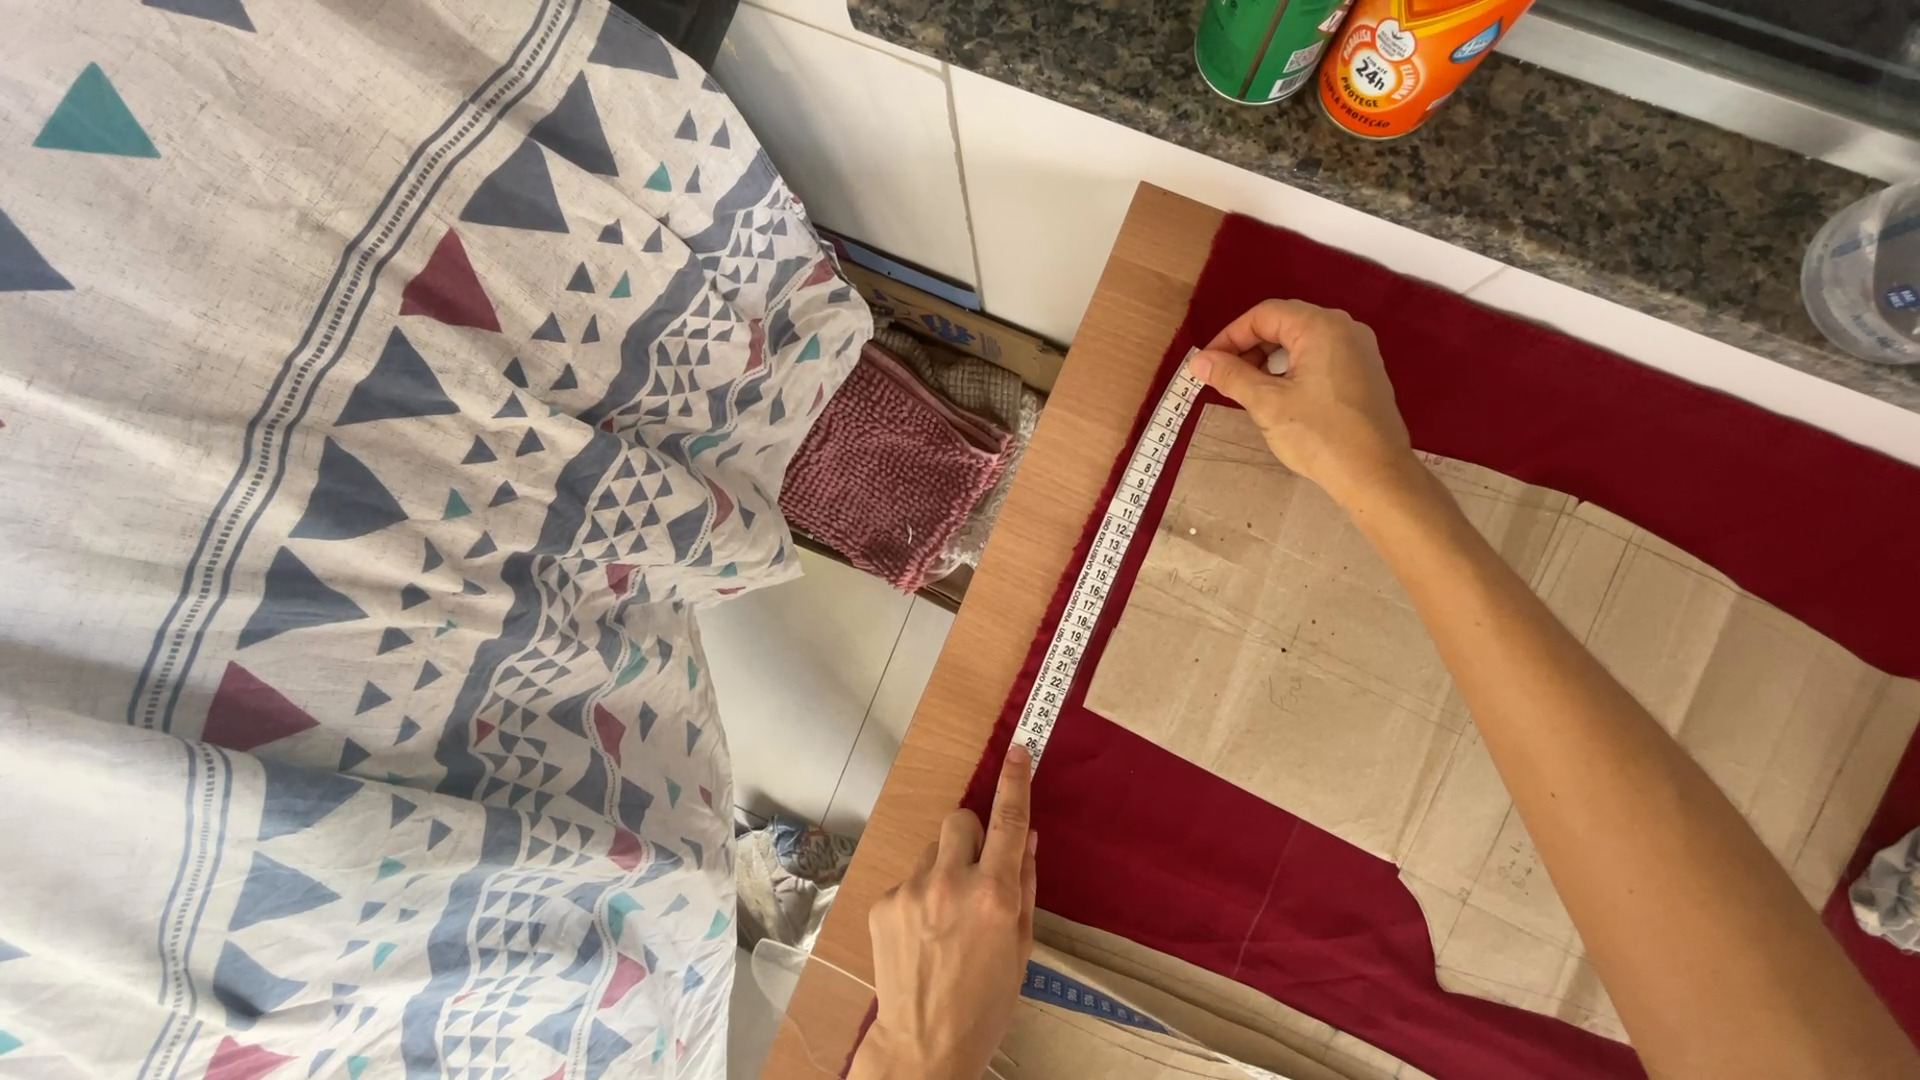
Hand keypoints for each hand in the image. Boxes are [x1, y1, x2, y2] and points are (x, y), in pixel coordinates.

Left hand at [852, 746, 1039, 1079]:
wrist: (923, 1046)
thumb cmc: (987, 1001)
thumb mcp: (1021, 946)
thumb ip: (1024, 884)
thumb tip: (1026, 836)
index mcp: (994, 894)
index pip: (1008, 821)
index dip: (1015, 783)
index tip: (1018, 751)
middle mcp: (950, 882)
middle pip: (960, 820)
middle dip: (971, 836)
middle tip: (975, 873)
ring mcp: (910, 890)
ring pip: (933, 850)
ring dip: (944, 868)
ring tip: (944, 917)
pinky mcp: (882, 902)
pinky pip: (909, 877)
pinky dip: (919, 893)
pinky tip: (921, 932)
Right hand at [1188, 299, 1415, 504]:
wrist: (1374, 473)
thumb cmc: (1319, 435)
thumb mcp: (1266, 403)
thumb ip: (1231, 376)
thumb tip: (1198, 361)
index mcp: (1321, 327)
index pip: (1264, 315)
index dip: (1229, 336)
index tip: (1208, 364)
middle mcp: (1345, 328)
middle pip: (1284, 324)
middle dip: (1248, 347)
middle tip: (1223, 377)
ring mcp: (1359, 350)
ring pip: (1301, 341)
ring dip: (1268, 359)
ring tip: (1247, 389)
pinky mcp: (1363, 373)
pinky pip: (1319, 357)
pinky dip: (1291, 369)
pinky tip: (1278, 396)